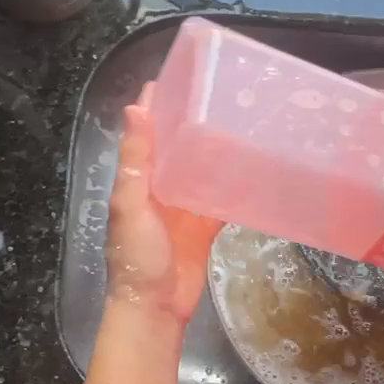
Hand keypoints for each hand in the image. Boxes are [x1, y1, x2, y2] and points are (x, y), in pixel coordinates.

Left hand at [105, 83, 224, 324]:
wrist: (154, 310)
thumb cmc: (137, 258)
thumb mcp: (130, 205)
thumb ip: (135, 160)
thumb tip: (136, 108)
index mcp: (137, 179)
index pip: (147, 131)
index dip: (160, 103)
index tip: (184, 72)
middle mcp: (159, 188)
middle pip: (177, 147)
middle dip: (195, 123)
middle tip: (227, 94)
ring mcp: (183, 209)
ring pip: (201, 172)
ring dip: (217, 153)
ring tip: (246, 124)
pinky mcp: (203, 230)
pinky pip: (220, 203)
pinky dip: (233, 190)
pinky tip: (253, 171)